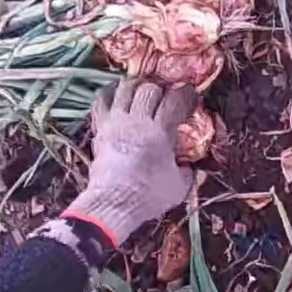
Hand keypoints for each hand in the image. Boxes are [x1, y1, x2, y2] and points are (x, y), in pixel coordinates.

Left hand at [63, 80, 194, 245]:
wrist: (113, 204)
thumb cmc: (147, 197)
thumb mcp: (179, 187)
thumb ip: (187, 172)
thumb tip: (190, 166)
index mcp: (160, 132)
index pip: (175, 101)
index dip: (185, 94)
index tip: (191, 96)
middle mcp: (137, 121)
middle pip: (149, 89)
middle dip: (160, 90)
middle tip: (165, 97)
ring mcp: (115, 123)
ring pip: (125, 88)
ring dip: (136, 87)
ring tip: (142, 93)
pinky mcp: (100, 129)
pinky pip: (102, 102)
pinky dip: (110, 94)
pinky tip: (116, 97)